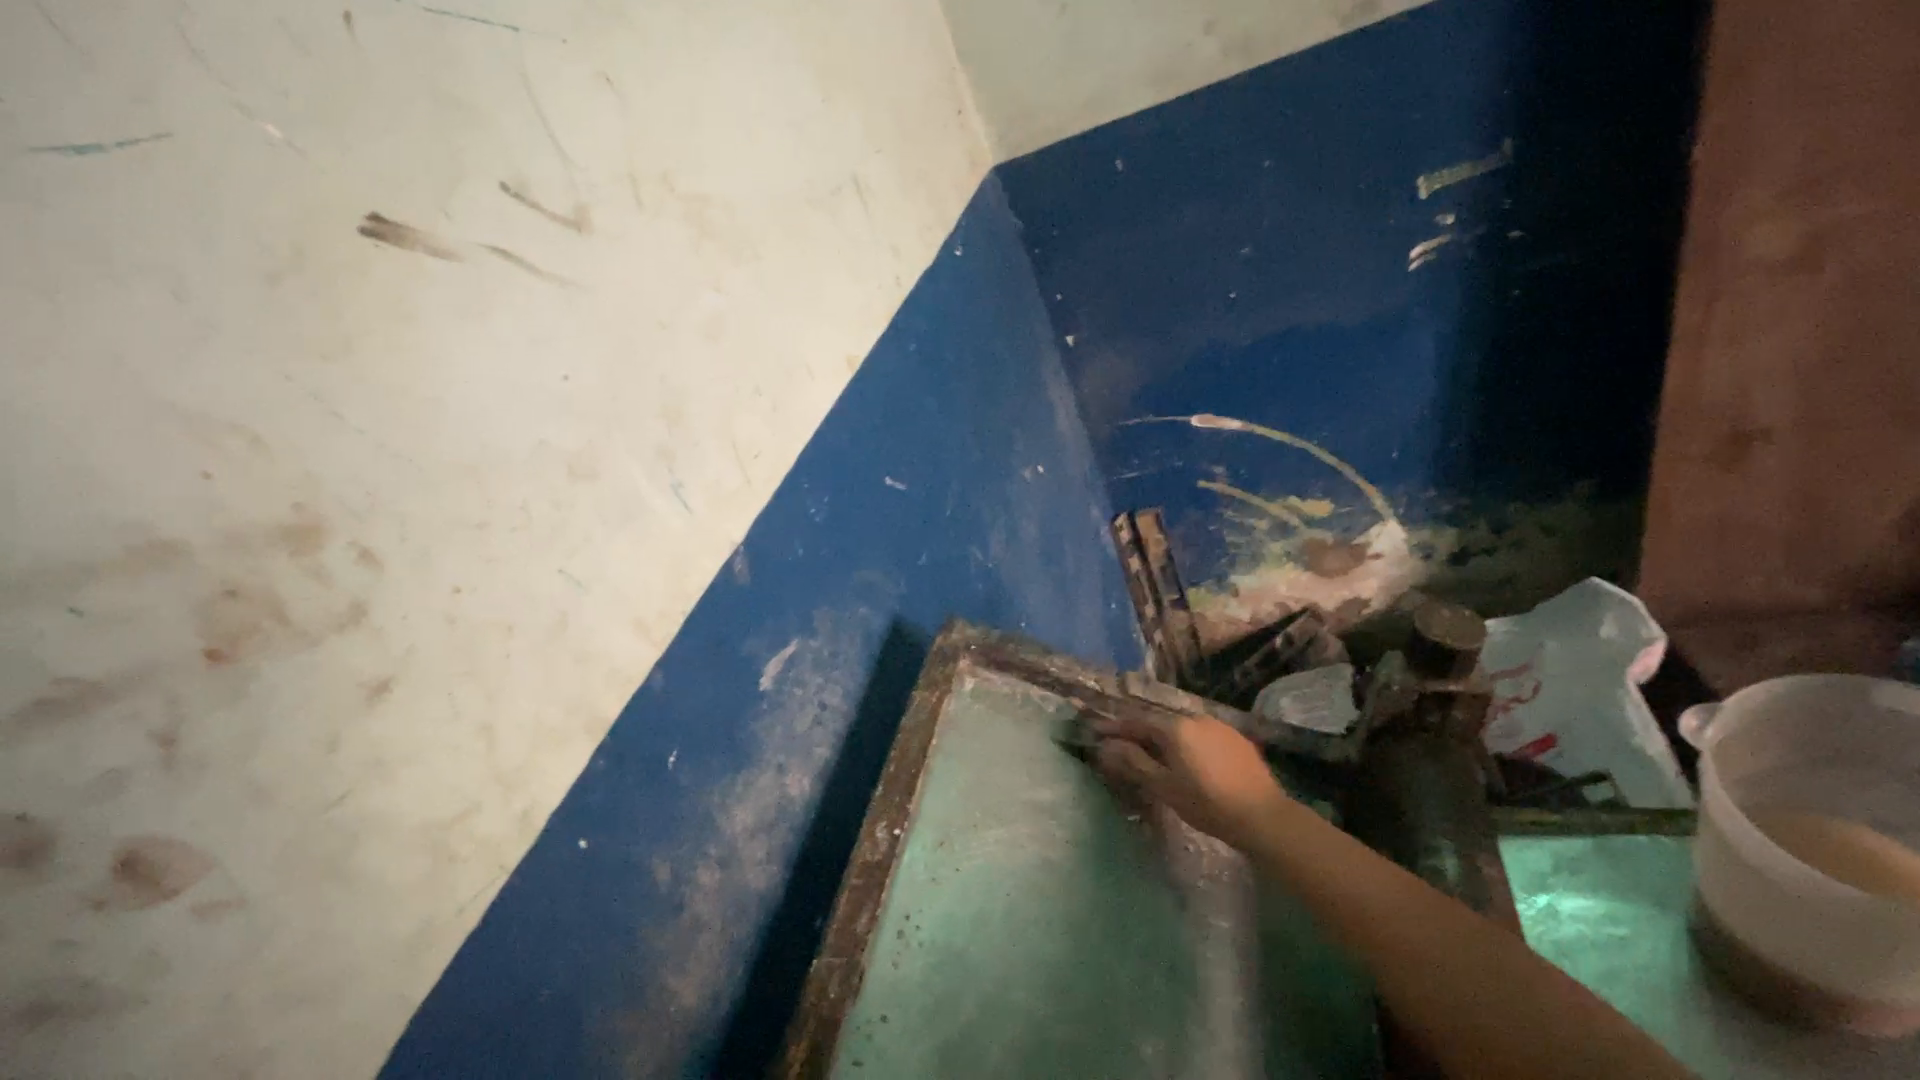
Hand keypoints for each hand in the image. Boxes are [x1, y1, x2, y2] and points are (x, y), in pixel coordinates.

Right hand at [1092, 713, 1292, 849]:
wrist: (1263, 816)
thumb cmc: (1207, 803)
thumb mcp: (1164, 786)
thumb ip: (1134, 762)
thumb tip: (1106, 746)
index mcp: (1175, 727)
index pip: (1136, 720)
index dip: (1115, 727)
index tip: (1096, 732)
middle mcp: (1196, 717)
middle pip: (1159, 721)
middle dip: (1138, 732)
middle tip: (1121, 745)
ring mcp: (1219, 726)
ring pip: (1181, 728)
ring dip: (1163, 738)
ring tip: (1153, 754)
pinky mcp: (1236, 738)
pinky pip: (1201, 735)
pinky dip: (1186, 743)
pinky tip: (1187, 760)